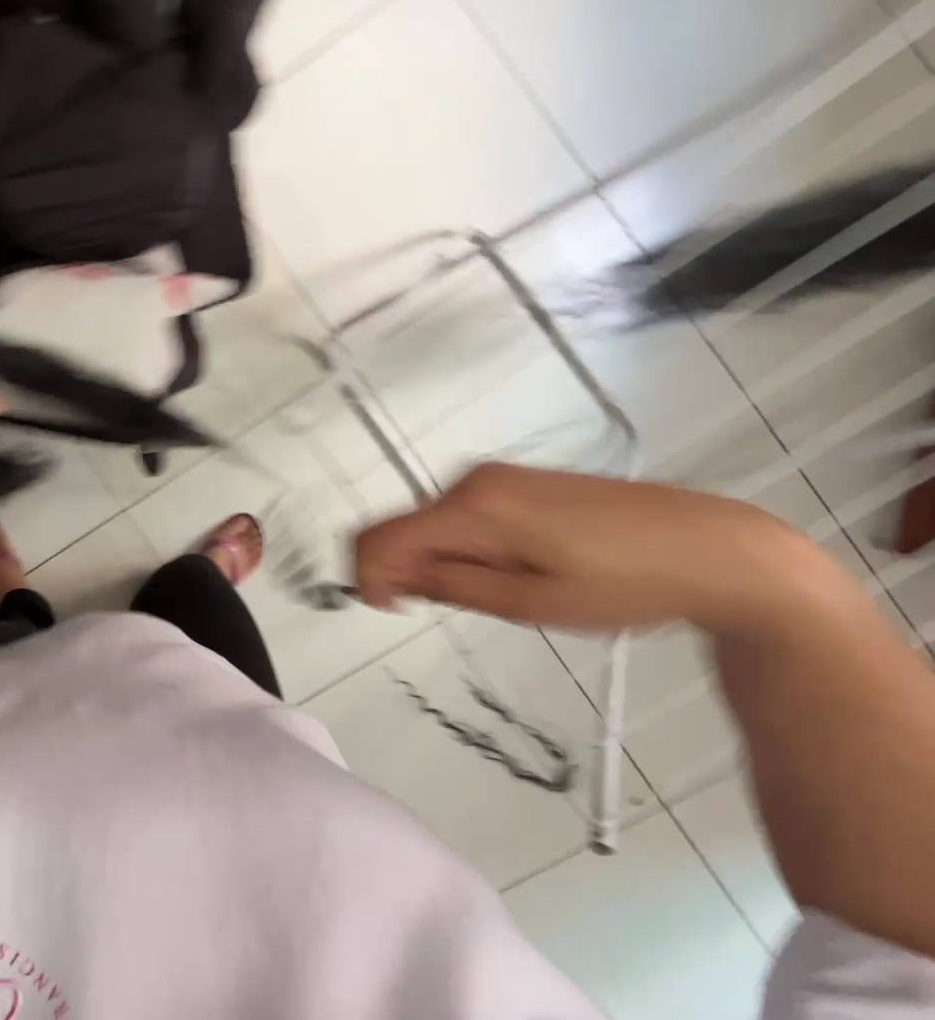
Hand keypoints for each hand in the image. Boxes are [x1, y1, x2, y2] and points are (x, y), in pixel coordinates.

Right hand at [353, 463, 850, 634]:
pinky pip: (462, 514)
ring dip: (440, 560)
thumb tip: (391, 579)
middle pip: (404, 527)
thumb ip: (449, 586)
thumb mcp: (530, 603)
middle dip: (409, 570)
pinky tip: (514, 567)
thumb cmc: (628, 585)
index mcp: (474, 508)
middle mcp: (475, 481)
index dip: (366, 575)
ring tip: (502, 590)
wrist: (720, 550)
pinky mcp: (519, 481)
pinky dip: (464, 545)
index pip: (380, 536)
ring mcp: (499, 477)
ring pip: (432, 523)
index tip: (390, 610)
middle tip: (459, 608)